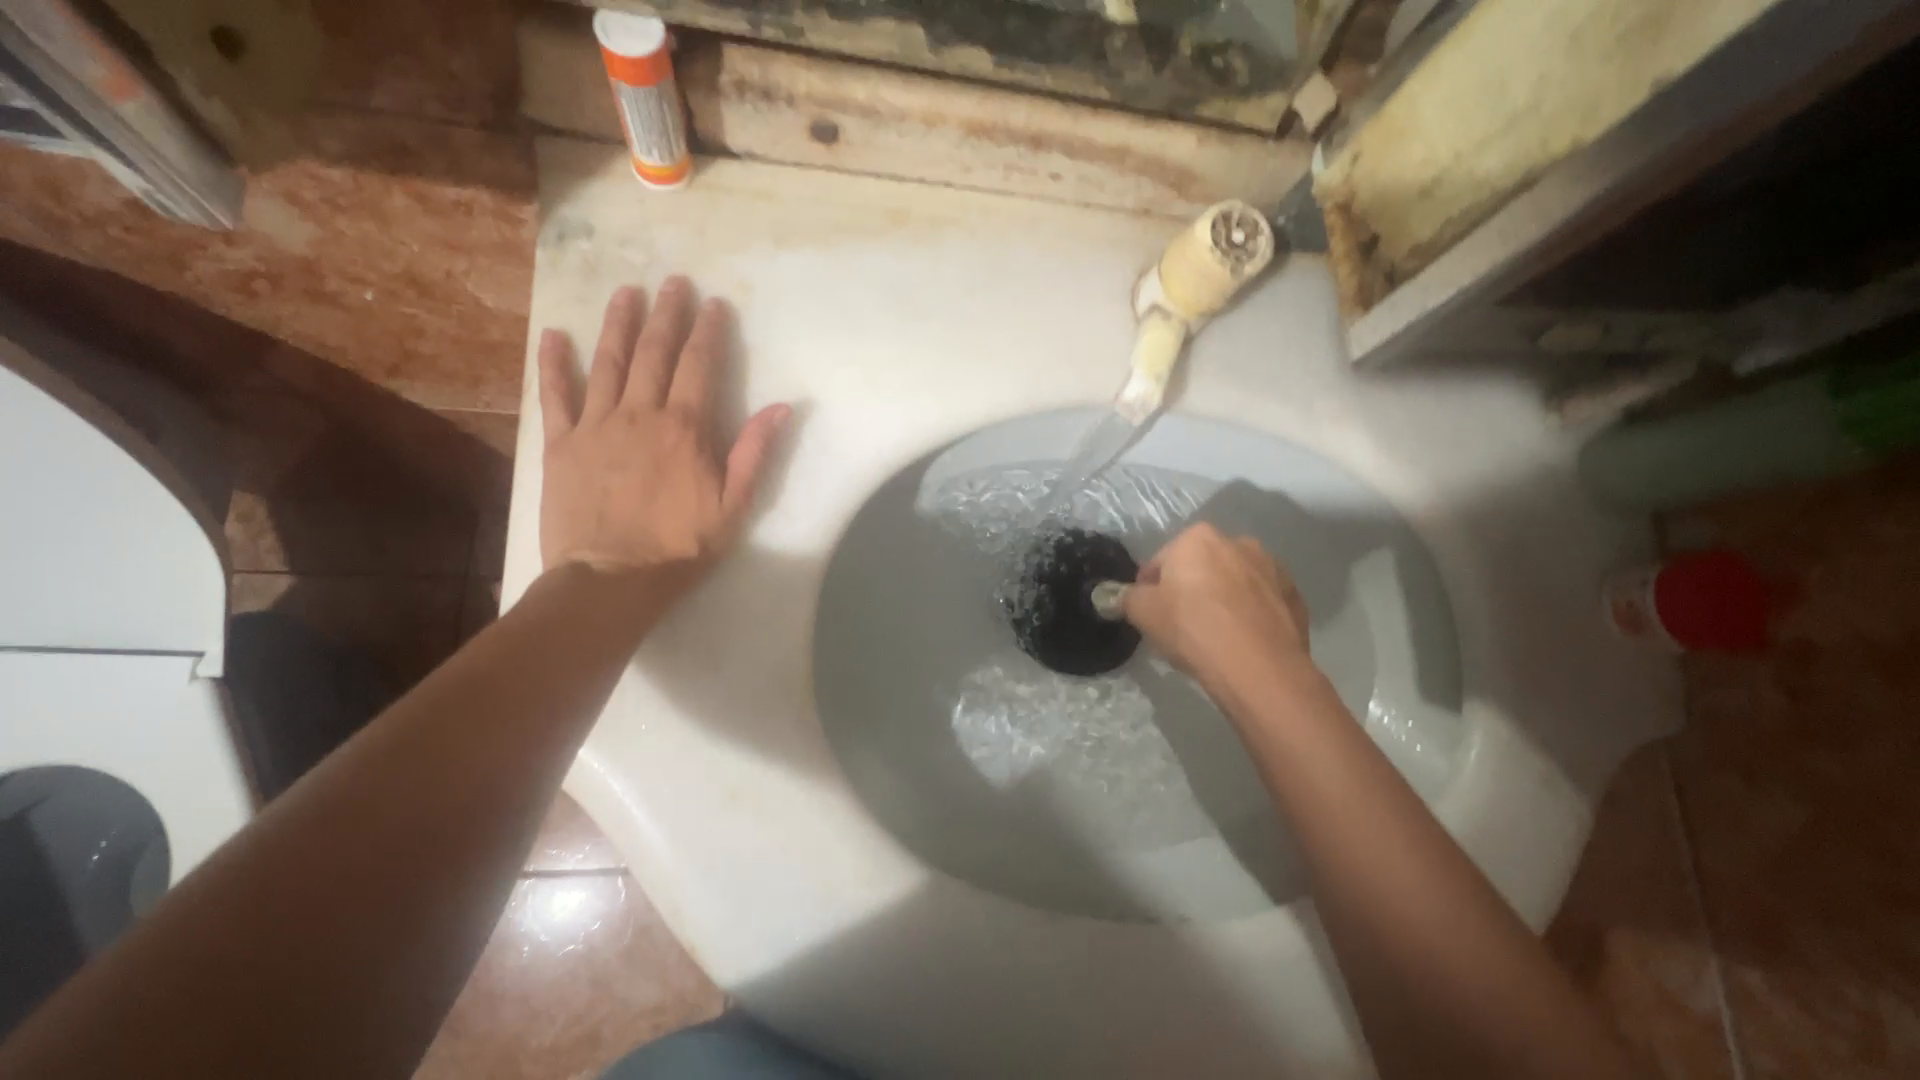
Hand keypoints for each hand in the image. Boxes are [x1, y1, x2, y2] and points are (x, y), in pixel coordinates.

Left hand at [537, 278, 788, 584]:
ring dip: (619, 324)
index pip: (698, 366)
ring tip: (626, 292)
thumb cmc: (678, 548)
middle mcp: (639, 414)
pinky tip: (555, 335)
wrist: (610, 580)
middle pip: (654, 352)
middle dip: (666, 314)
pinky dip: (554, 364)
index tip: (714, 304)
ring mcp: (595, 426)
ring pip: (608, 363)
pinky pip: (555, 396)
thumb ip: (754, 453)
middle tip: (674, 282)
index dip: (708, 331)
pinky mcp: (561, 445)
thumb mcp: (733, 507)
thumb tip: (781, 407)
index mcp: (683, 428)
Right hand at [1124, 523, 1313, 697]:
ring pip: (1235, 582)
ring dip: (1224, 599)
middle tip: (1181, 626)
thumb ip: (1125, 598)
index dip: (1150, 589)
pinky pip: (1262, 603)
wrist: (1258, 666)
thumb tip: (1111, 595)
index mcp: (1198, 538)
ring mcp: (1272, 568)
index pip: (1161, 561)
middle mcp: (1238, 542)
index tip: (1150, 616)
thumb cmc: (1193, 629)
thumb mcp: (1143, 614)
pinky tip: (1242, 642)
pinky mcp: (1294, 596)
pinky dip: (1251, 615)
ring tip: (1215, 636)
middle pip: (1201, 567)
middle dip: (1191, 589)